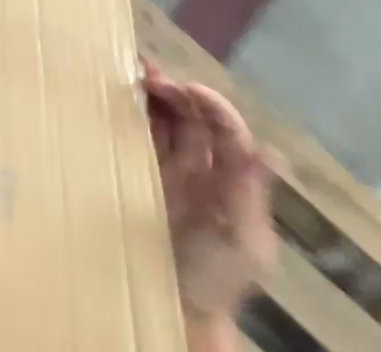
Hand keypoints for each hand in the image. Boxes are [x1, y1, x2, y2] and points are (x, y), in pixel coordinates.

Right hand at [144, 60, 276, 317]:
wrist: (175, 307)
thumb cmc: (213, 277)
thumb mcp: (243, 241)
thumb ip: (250, 193)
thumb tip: (268, 148)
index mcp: (232, 181)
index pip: (226, 132)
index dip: (211, 106)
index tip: (184, 87)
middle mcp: (201, 170)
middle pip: (191, 120)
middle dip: (174, 92)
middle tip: (145, 72)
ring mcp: (167, 174)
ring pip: (162, 124)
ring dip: (149, 97)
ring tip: (128, 74)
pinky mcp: (136, 178)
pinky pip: (135, 140)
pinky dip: (127, 117)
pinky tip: (112, 102)